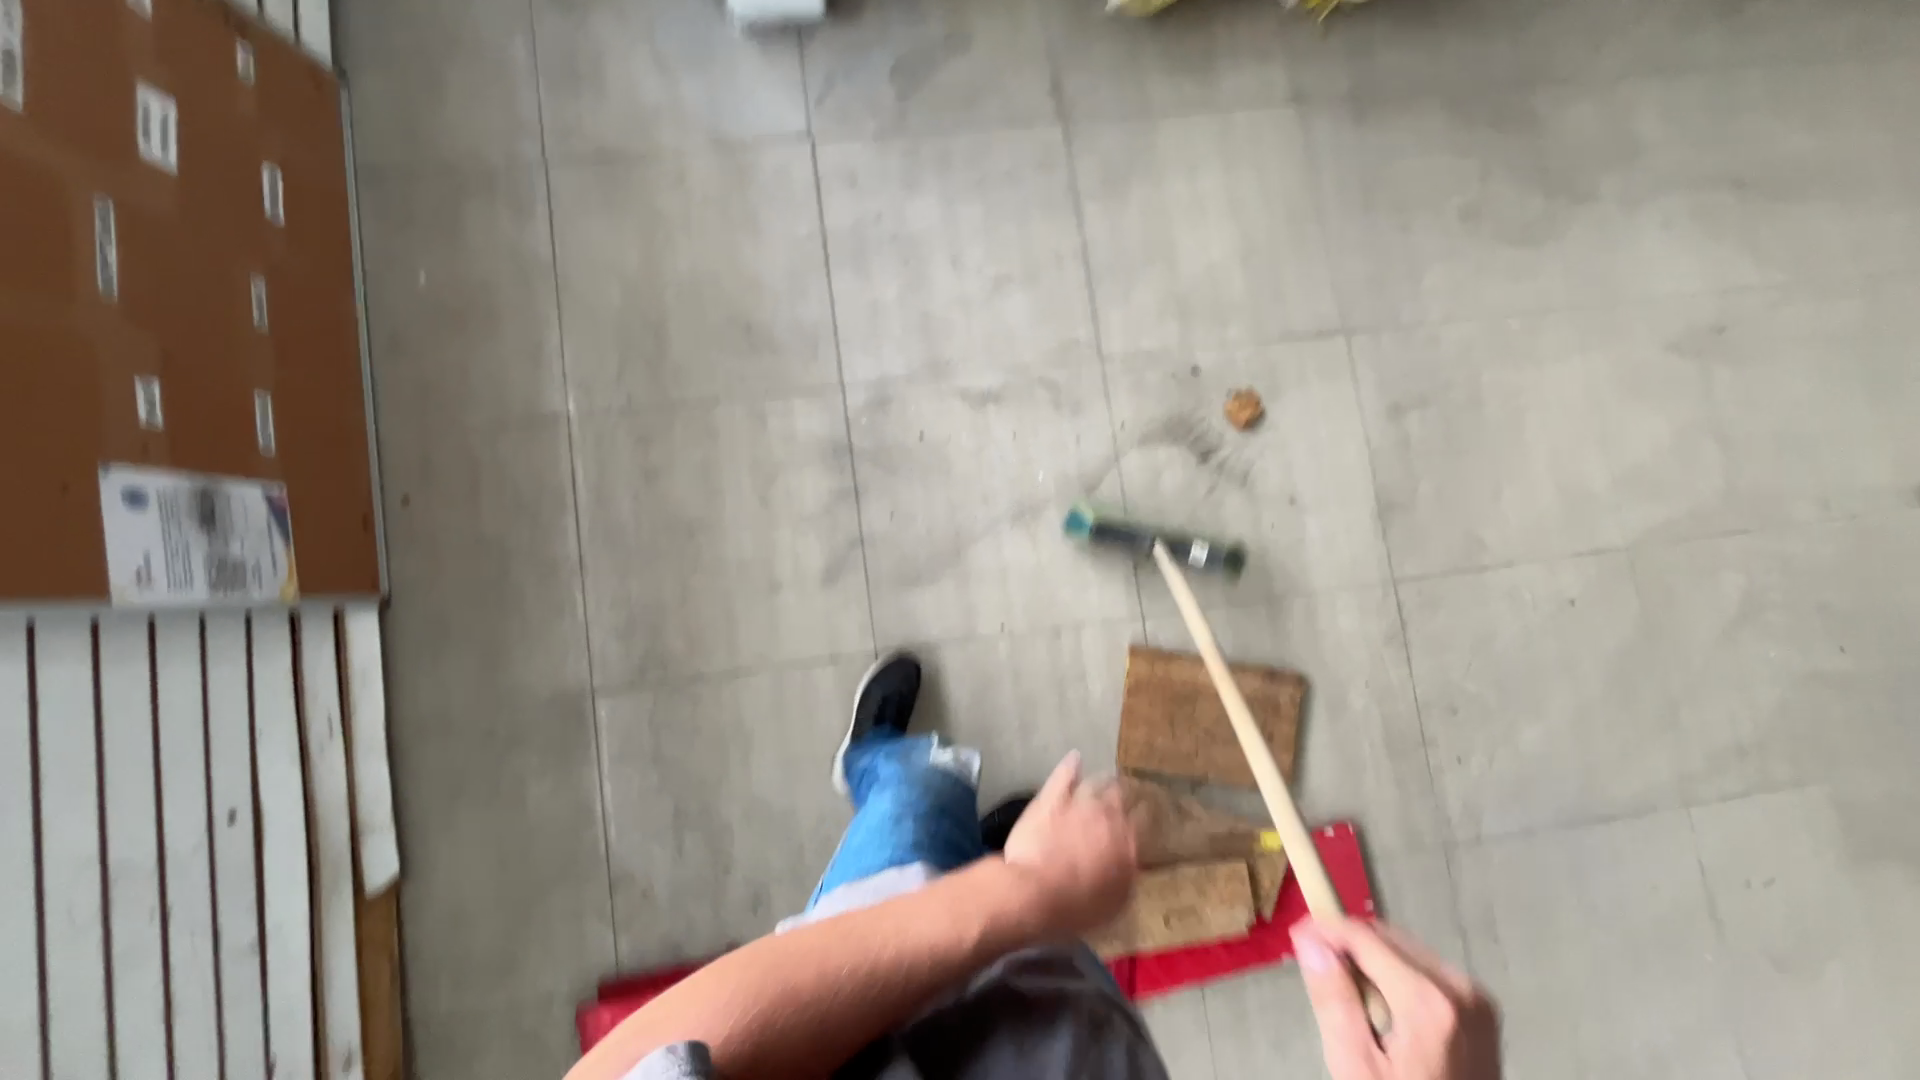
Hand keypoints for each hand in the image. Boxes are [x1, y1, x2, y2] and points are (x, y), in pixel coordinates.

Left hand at [1000, 751, 1137, 938]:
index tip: (1144, 813)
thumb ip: (1126, 879)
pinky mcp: (1050, 799)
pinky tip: (1075, 758)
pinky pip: (1064, 775)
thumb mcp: (1114, 905)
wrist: (1034, 893)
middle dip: (1125, 794)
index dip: (1143, 816)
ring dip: (1103, 780)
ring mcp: (1079, 804)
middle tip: (1126, 792)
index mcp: (1127, 845)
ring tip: (1107, 776)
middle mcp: (1108, 818)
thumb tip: (1132, 865)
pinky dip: (1071, 765)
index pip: (1142, 822)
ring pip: (1096, 783)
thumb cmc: (1076, 909)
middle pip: (1121, 798)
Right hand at [1292, 917, 1499, 1079]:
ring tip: (1353, 1001)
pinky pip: (1424, 968)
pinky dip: (1395, 975)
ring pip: (1403, 948)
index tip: (1296, 936)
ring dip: (1370, 960)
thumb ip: (1334, 1000)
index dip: (1324, 928)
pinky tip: (1384, 1010)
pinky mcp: (1480, 1008)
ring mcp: (1475, 997)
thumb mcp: (1357, 1068)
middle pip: (1385, 936)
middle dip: (1348, 946)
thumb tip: (1309, 940)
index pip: (1362, 936)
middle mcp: (1458, 986)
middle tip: (1319, 974)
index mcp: (1426, 1000)